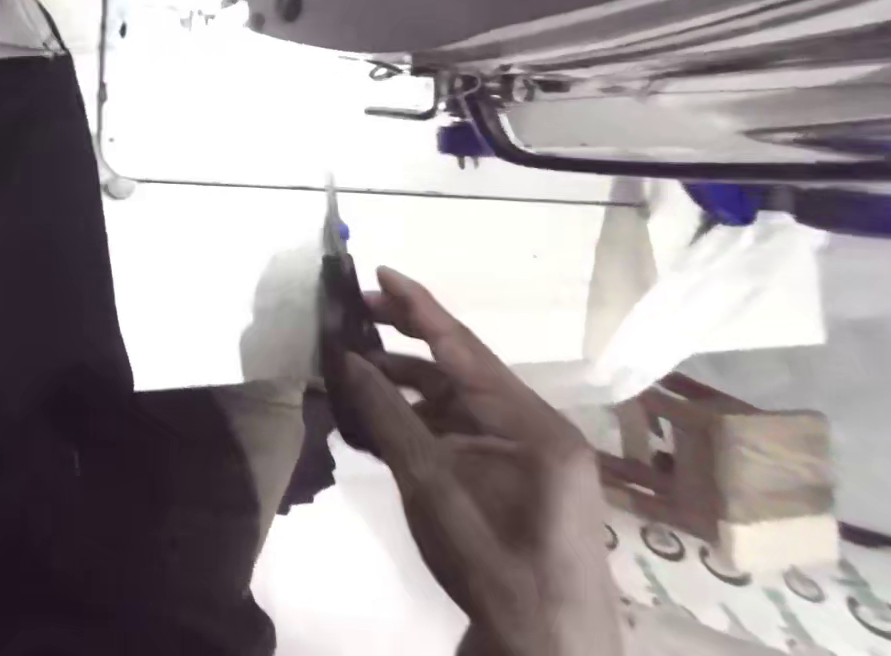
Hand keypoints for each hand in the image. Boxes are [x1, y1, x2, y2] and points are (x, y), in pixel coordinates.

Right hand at [328, 267, 621, 655]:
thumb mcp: (429, 484)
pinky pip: (457, 424)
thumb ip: (386, 413)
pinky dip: (416, 413)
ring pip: (454, 395)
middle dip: (406, 335)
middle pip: (460, 363)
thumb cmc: (491, 564)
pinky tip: (377, 411)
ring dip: (404, 379)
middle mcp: (533, 426)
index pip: (463, 346)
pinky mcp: (511, 471)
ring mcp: (524, 450)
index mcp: (530, 424)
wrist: (544, 650)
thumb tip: (345, 358)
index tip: (379, 272)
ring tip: (351, 367)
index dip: (418, 306)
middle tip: (354, 313)